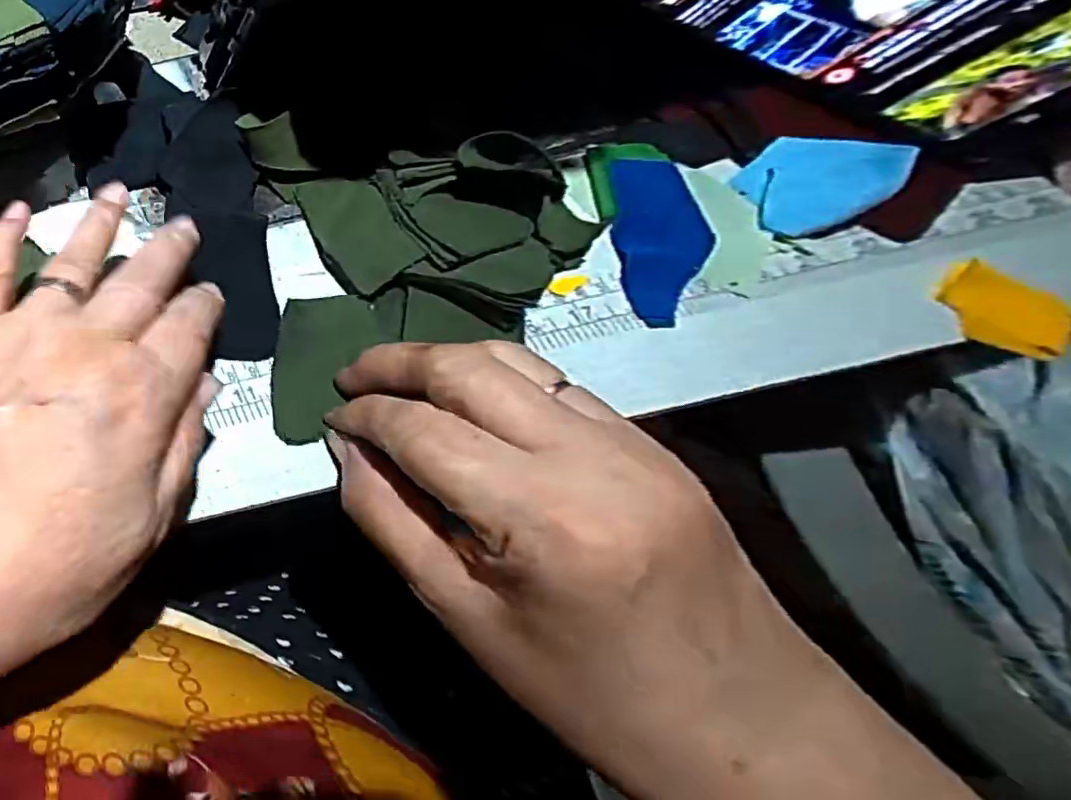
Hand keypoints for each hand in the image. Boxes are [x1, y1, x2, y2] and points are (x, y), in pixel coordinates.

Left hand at [0, 185, 223, 715]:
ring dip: (98, 222)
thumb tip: (206, 385)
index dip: (205, 306)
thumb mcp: (146, 526)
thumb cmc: (53, 565)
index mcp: (143, 390)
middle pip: (142, 281)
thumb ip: (181, 448)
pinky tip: (16, 210)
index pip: (189, 328)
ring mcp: (27, 330)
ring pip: (74, 261)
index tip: (211, 293)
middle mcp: (92, 343)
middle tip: (181, 224)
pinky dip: (3, 238)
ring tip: (117, 191)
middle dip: (167, 249)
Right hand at [325, 341, 969, 799]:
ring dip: (440, 359)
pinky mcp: (651, 442)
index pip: (422, 430)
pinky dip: (492, 378)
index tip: (333, 418)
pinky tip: (465, 401)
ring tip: (396, 378)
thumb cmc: (590, 692)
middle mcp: (591, 459)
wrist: (755, 730)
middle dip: (392, 362)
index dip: (364, 415)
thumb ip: (387, 520)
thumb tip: (347, 449)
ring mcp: (632, 441)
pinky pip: (552, 382)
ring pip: (509, 358)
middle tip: (351, 377)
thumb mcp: (462, 616)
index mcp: (543, 519)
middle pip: (464, 368)